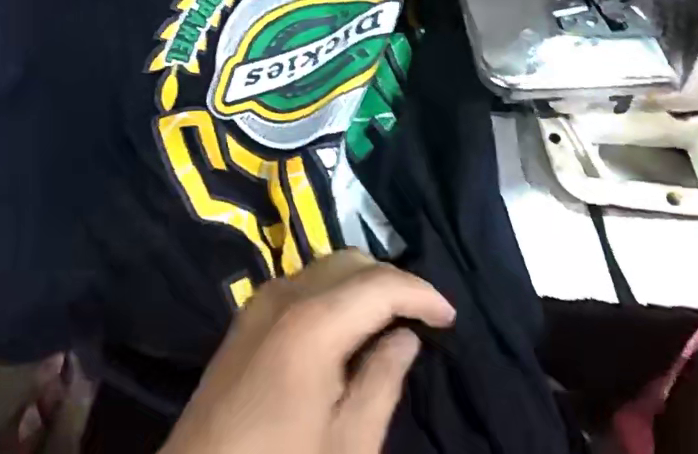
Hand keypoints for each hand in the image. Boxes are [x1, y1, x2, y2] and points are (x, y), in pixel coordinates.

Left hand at [160, 249, 455, 453]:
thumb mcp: (348, 443)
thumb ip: (382, 381)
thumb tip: (405, 336)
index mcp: (313, 321)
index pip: (380, 284)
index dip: (421, 294)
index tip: (451, 318)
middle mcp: (285, 294)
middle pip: (351, 262)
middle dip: (392, 281)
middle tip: (424, 317)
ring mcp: (260, 300)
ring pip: (325, 267)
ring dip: (362, 283)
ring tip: (392, 319)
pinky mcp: (247, 316)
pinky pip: (302, 283)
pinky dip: (334, 291)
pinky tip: (348, 325)